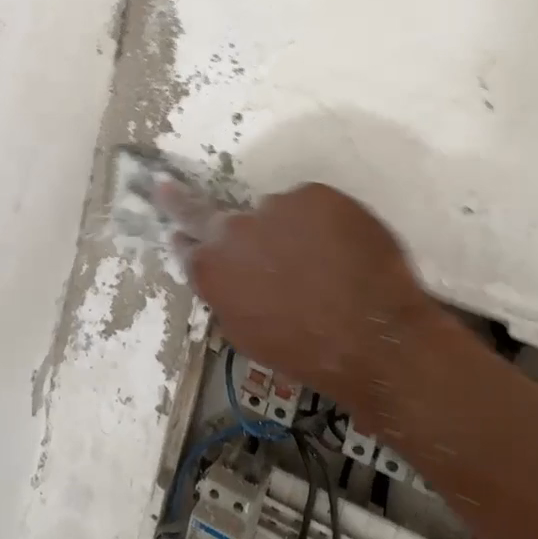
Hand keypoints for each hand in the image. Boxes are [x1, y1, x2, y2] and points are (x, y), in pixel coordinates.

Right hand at [157, 182, 449, 410]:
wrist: (372, 338)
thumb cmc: (305, 351)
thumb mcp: (247, 333)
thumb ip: (226, 294)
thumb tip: (224, 274)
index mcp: (211, 271)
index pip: (185, 245)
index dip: (183, 237)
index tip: (176, 227)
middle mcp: (232, 231)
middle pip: (205, 211)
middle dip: (184, 202)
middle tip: (165, 187)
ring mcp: (274, 208)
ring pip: (274, 213)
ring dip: (285, 229)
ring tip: (319, 261)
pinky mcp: (315, 194)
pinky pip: (311, 205)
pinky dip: (323, 223)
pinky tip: (343, 251)